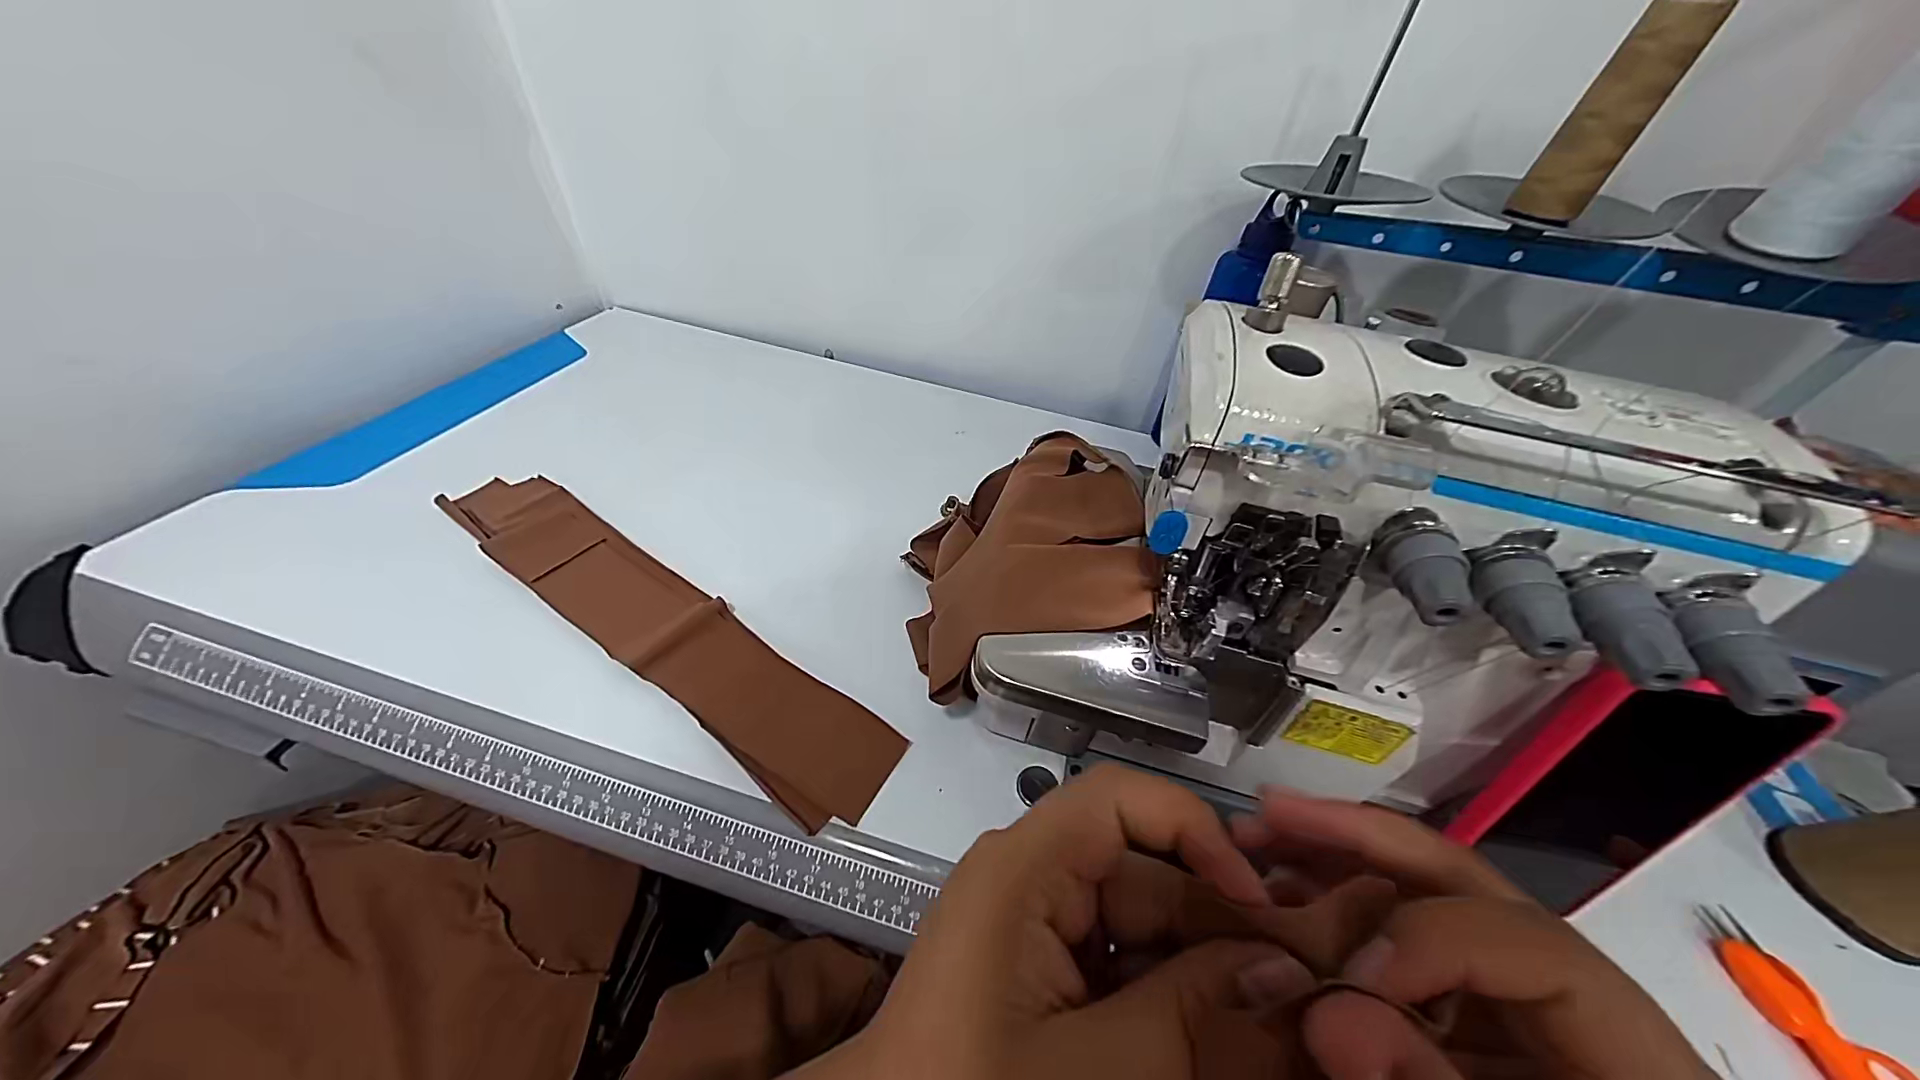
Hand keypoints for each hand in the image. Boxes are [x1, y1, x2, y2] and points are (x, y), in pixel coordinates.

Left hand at [793, 766, 1359, 1079]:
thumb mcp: (1100, 1064)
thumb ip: (1194, 1011)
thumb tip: (1285, 970)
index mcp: (1024, 867)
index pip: (1118, 799)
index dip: (1194, 828)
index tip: (1256, 897)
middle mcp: (1029, 874)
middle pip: (1140, 868)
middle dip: (1216, 920)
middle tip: (1299, 979)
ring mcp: (1032, 918)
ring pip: (1136, 919)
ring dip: (1198, 964)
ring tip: (1270, 1009)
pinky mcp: (1036, 960)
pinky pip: (1112, 955)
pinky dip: (1161, 989)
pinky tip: (1210, 1025)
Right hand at [1234, 790, 1715, 1078]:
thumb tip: (1325, 1016)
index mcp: (1619, 1031)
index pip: (1530, 943)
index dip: (1431, 943)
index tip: (1347, 978)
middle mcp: (1563, 976)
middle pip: (1461, 874)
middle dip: (1356, 832)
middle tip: (1270, 809)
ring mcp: (1507, 972)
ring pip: (1419, 880)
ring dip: (1331, 848)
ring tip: (1260, 835)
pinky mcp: (1464, 989)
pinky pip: (1394, 919)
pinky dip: (1334, 893)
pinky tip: (1285, 887)